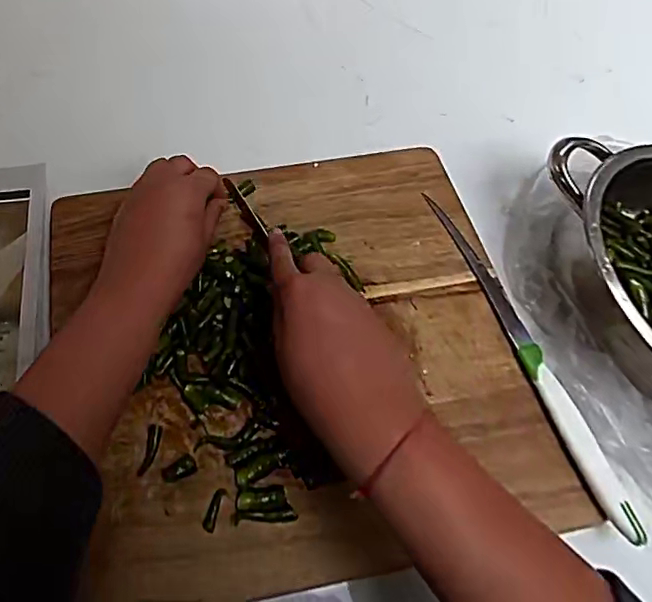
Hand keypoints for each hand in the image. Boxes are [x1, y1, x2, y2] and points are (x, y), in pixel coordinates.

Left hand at [91, 156, 225, 324]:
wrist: (134, 283)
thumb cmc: (171, 265)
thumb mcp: (203, 240)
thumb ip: (211, 214)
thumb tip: (214, 204)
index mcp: (186, 188)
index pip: (208, 175)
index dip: (216, 188)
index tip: (217, 201)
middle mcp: (161, 182)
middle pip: (182, 164)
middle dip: (194, 176)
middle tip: (202, 198)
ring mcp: (141, 189)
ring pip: (160, 168)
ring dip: (173, 178)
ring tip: (182, 203)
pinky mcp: (127, 201)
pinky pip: (145, 183)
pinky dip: (156, 189)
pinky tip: (162, 211)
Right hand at [268, 228, 426, 480]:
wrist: (378, 418)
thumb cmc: (314, 386)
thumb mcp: (281, 350)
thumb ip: (279, 314)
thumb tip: (279, 293)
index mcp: (299, 291)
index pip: (282, 258)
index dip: (275, 246)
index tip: (272, 234)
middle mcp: (329, 287)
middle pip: (314, 261)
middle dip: (303, 268)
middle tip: (293, 290)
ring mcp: (357, 302)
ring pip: (335, 284)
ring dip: (323, 291)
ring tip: (315, 322)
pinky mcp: (378, 320)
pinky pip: (351, 305)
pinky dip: (341, 312)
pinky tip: (340, 341)